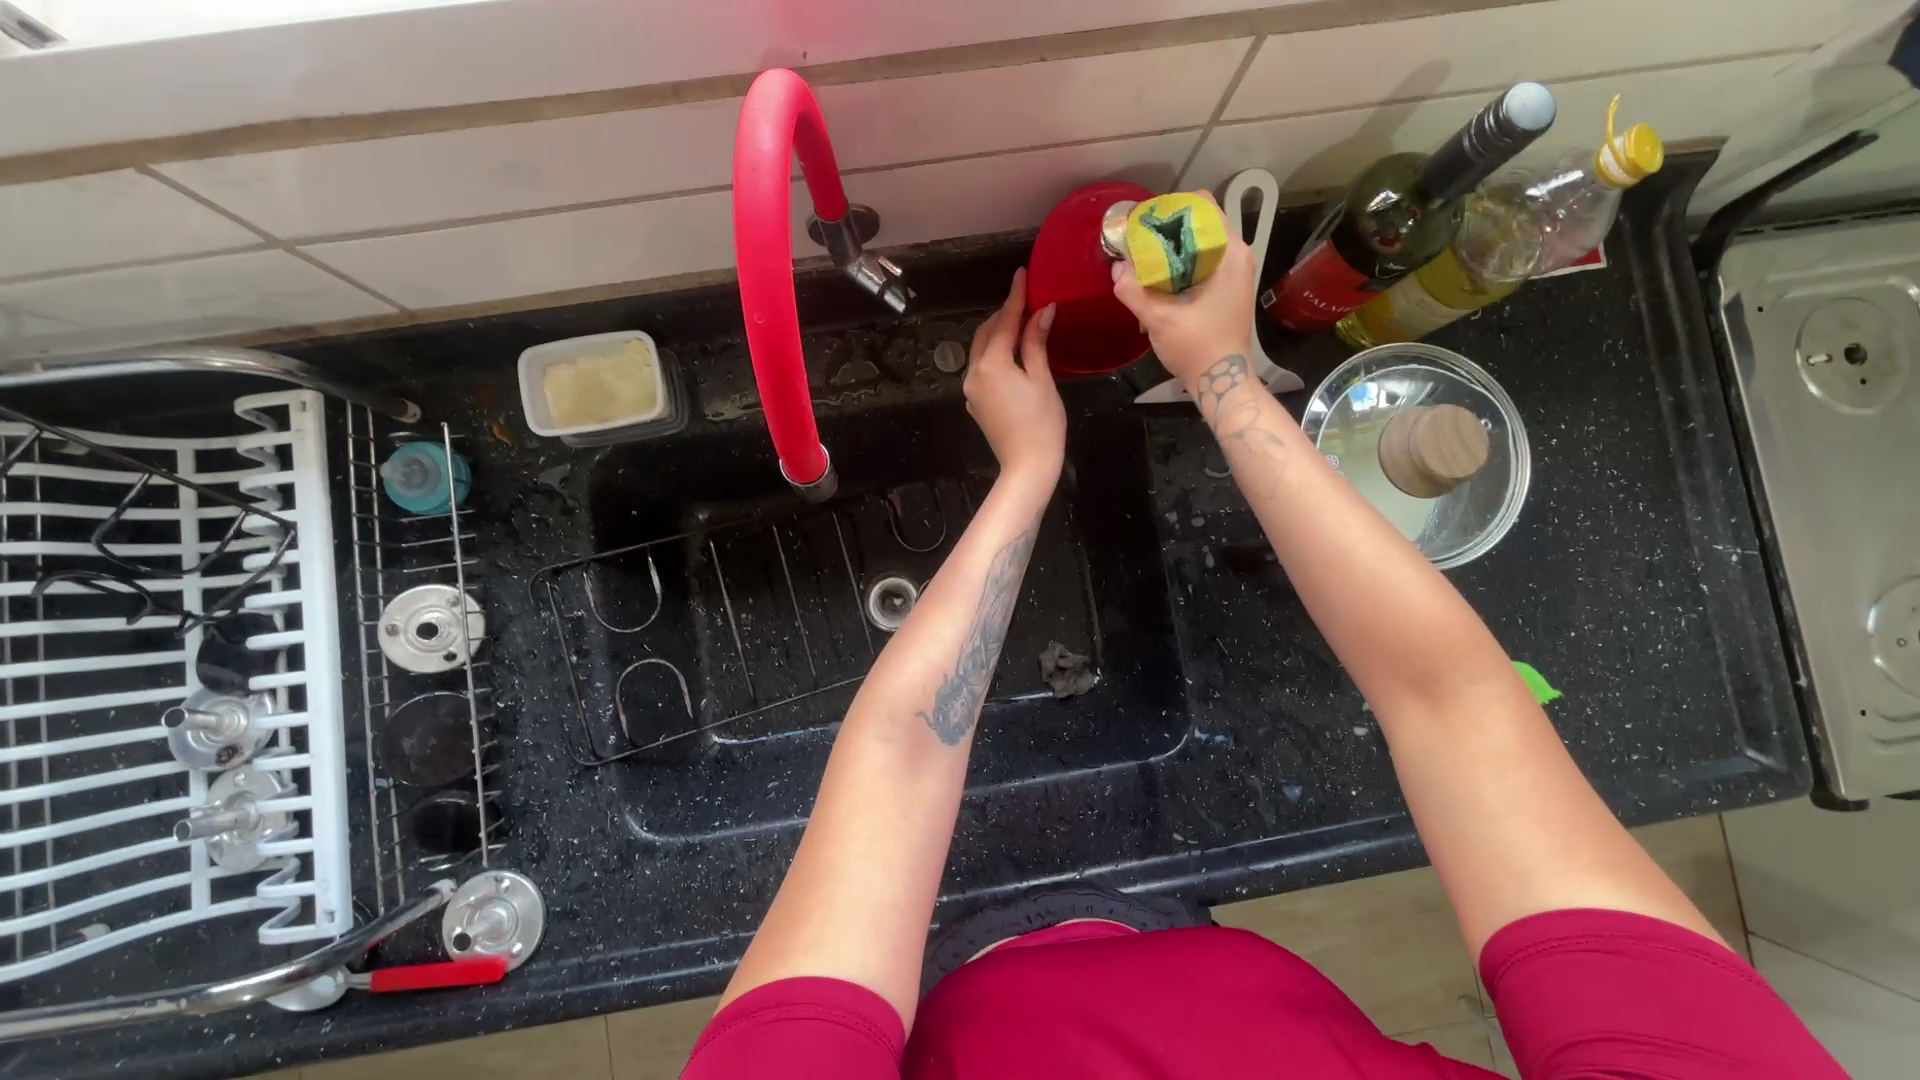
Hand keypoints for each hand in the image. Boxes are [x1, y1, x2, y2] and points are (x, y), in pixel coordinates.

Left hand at [964, 268, 1065, 482]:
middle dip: (1004, 315)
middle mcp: (974, 373)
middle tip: (1025, 299)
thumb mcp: (1042, 379)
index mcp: (991, 364)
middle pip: (986, 333)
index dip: (1015, 297)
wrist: (1027, 466)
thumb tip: (1041, 311)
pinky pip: (982, 369)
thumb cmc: (1042, 424)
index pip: (1003, 322)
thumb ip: (1036, 343)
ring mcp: (971, 390)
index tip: (1021, 275)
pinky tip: (1012, 354)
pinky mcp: (975, 403)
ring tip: (1021, 323)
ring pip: (981, 351)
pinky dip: (995, 355)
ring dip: (998, 334)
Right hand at [1112, 217, 1255, 384]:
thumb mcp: (1159, 319)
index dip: (1171, 208)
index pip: (1202, 206)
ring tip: (1143, 257)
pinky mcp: (1226, 288)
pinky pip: (1201, 262)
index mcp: (1229, 253)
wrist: (1221, 381)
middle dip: (1167, 228)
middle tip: (1138, 240)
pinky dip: (1179, 263)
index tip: (1145, 222)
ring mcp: (1233, 273)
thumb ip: (1134, 290)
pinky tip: (1157, 277)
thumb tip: (1117, 268)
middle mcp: (1237, 256)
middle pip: (1199, 223)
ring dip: (1171, 247)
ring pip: (1199, 244)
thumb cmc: (1198, 347)